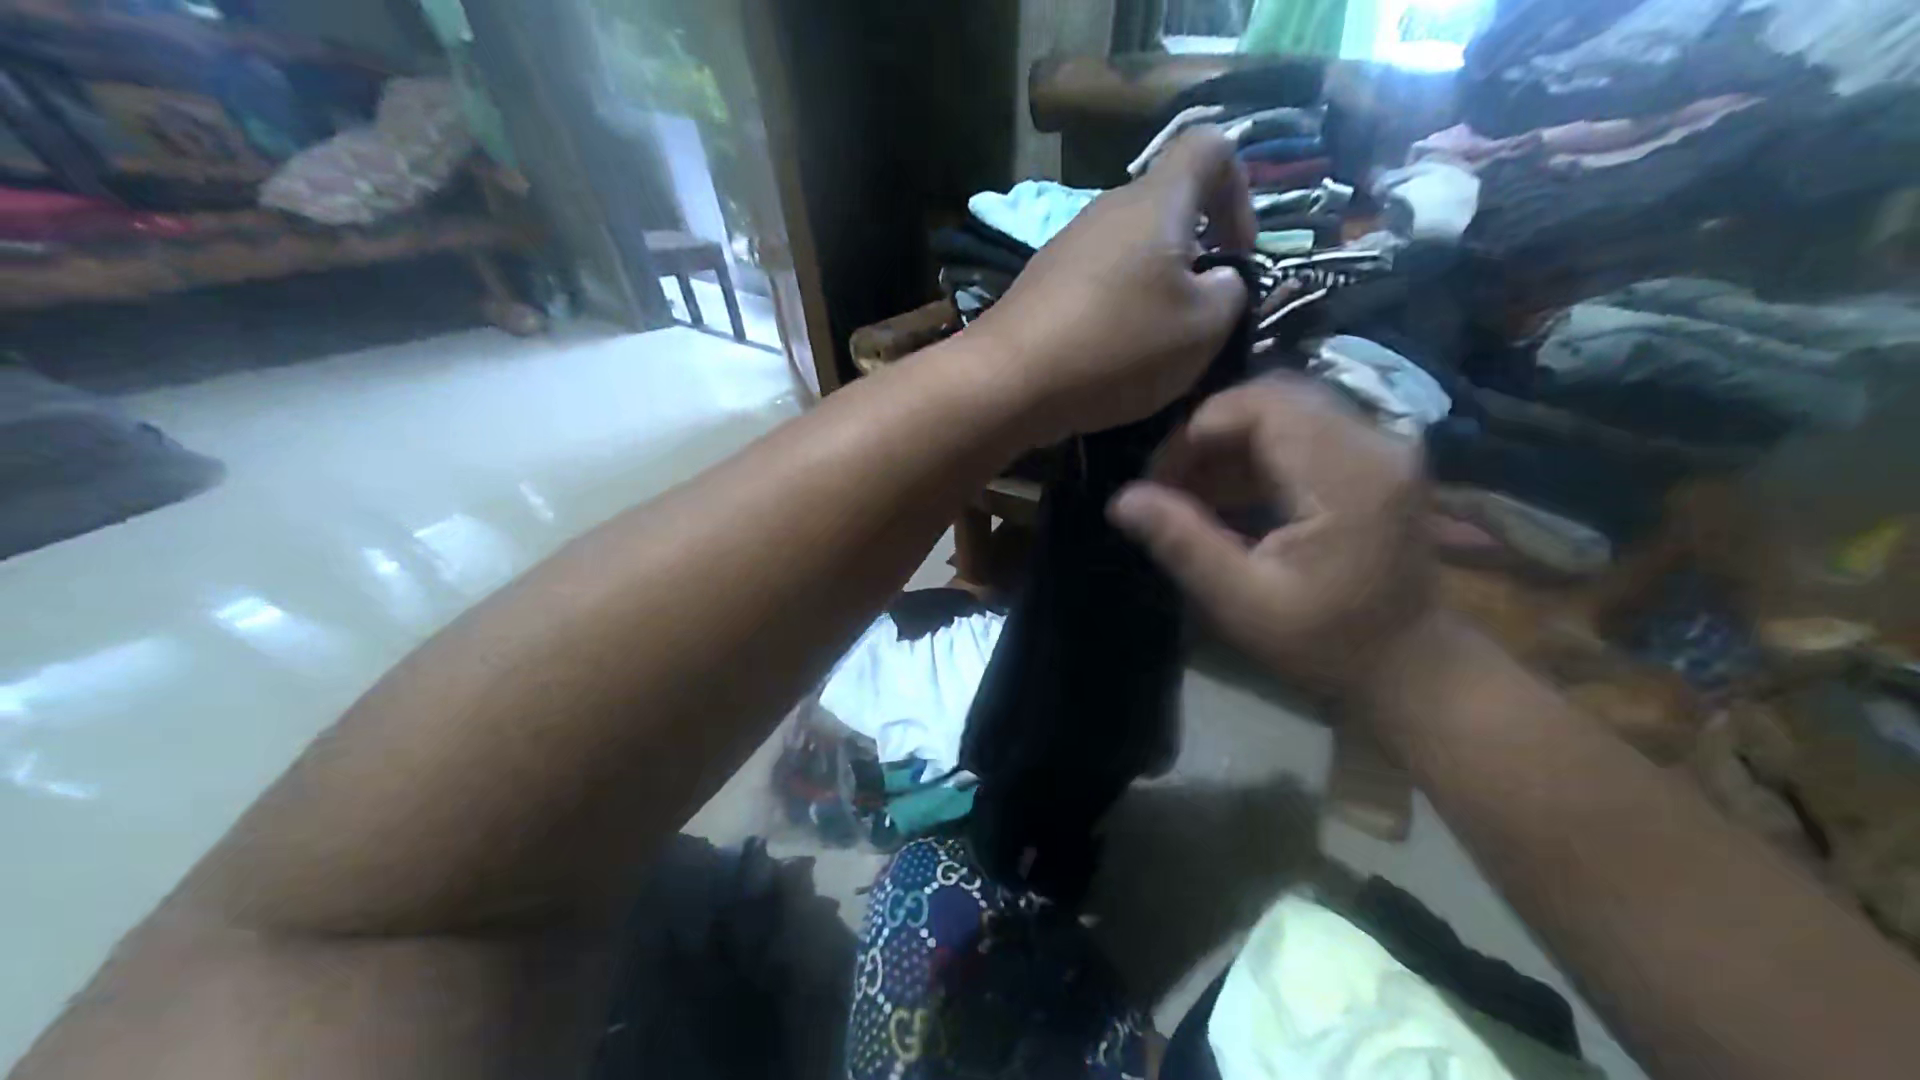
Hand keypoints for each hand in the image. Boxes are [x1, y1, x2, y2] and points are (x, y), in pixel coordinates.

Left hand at [968, 127, 1255, 441]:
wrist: (1009, 380)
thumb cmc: (1117, 345)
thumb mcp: (1204, 328)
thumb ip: (1232, 292)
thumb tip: (1221, 280)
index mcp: (1156, 200)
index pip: (1211, 145)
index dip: (1240, 190)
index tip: (1237, 252)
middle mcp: (1106, 208)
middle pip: (1167, 208)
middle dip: (1195, 254)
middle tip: (1198, 313)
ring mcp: (1067, 245)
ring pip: (1130, 251)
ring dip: (1154, 287)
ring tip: (1154, 342)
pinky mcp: (1041, 282)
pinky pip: (1096, 281)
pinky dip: (1115, 307)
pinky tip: (1109, 353)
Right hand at [1108, 377, 1436, 701]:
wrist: (1407, 663)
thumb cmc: (1325, 643)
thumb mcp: (1241, 602)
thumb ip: (1183, 543)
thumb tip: (1122, 500)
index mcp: (1348, 477)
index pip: (1263, 405)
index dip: (1198, 428)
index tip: (1160, 477)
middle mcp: (1373, 444)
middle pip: (1273, 398)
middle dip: (1208, 432)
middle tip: (1168, 482)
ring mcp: (1379, 447)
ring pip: (1284, 409)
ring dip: (1227, 442)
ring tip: (1187, 491)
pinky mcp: (1372, 458)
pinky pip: (1301, 428)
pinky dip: (1253, 453)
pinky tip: (1223, 492)